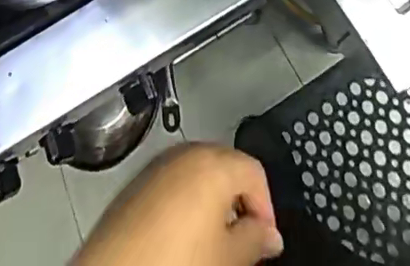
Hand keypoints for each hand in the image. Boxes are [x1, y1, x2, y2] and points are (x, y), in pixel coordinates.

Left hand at [73, 143, 284, 265]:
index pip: (254, 171)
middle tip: (245, 241)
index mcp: (211, 163)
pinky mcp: (140, 180)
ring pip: (199, 173)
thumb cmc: (175, 259)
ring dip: (214, 201)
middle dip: (240, 201)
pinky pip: (175, 182)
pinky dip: (187, 202)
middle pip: (226, 166)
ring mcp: (159, 164)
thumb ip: (256, 240)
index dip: (266, 207)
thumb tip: (269, 235)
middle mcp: (184, 153)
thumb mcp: (228, 256)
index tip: (265, 239)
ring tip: (215, 243)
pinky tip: (185, 237)